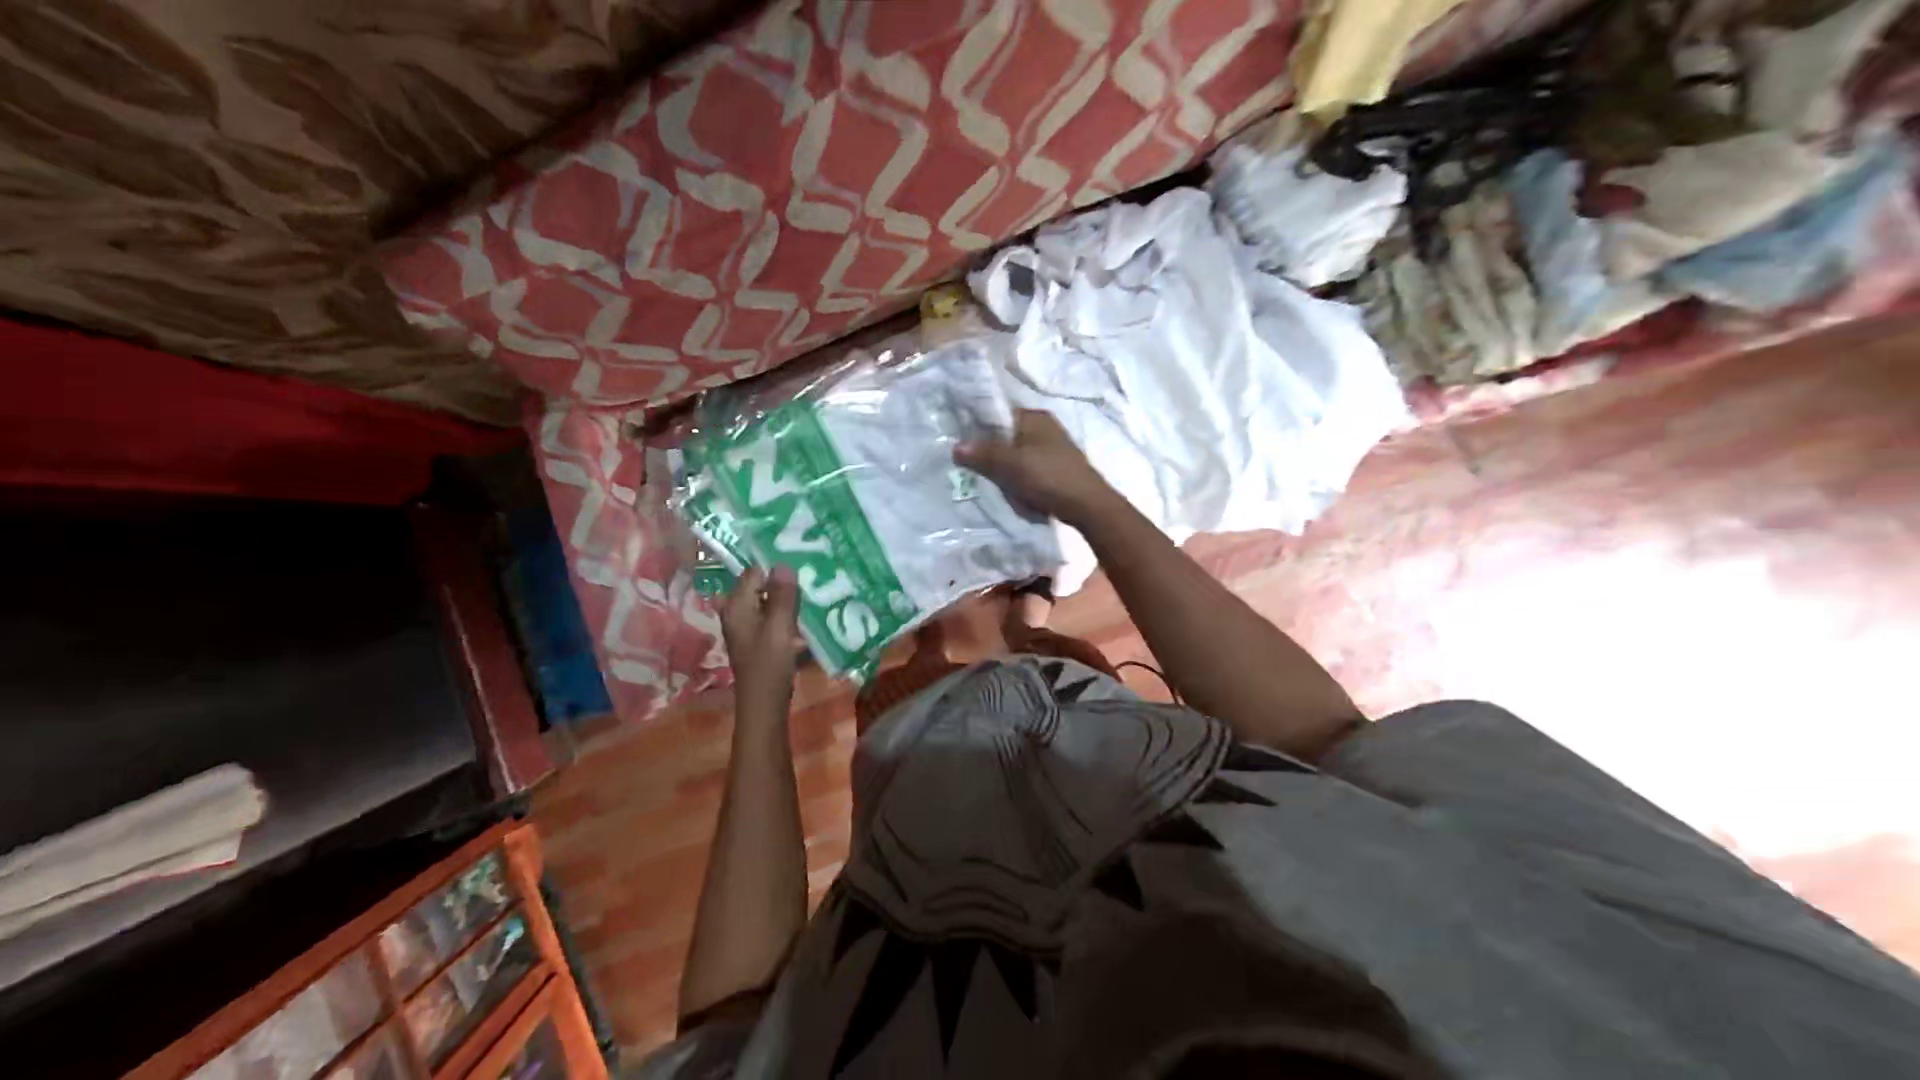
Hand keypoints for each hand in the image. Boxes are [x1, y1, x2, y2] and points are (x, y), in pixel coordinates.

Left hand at [722, 566, 799, 721]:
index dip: (775, 567)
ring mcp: (747, 627)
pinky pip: (773, 619)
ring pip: (768, 603)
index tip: (801, 562)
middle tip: (811, 576)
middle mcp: (737, 613)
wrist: (764, 704)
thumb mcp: (779, 627)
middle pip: (761, 587)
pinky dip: (788, 616)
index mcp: (736, 606)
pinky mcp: (759, 640)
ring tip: (813, 594)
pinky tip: (807, 618)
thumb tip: (783, 564)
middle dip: (784, 582)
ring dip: (788, 600)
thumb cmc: (769, 664)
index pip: (753, 572)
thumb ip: (781, 595)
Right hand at [954, 409, 1117, 525]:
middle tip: (972, 468)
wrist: (1087, 505)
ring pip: (1016, 455)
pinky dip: (1018, 479)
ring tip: (991, 482)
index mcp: (1035, 417)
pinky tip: (1012, 492)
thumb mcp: (1010, 465)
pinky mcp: (1056, 468)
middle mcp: (1045, 427)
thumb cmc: (1048, 477)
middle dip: (990, 453)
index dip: (978, 428)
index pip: (998, 414)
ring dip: (1004, 469)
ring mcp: (1052, 448)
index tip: (962, 445)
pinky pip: (1028, 469)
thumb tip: (955, 447)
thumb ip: (983, 454)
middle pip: (1006, 436)